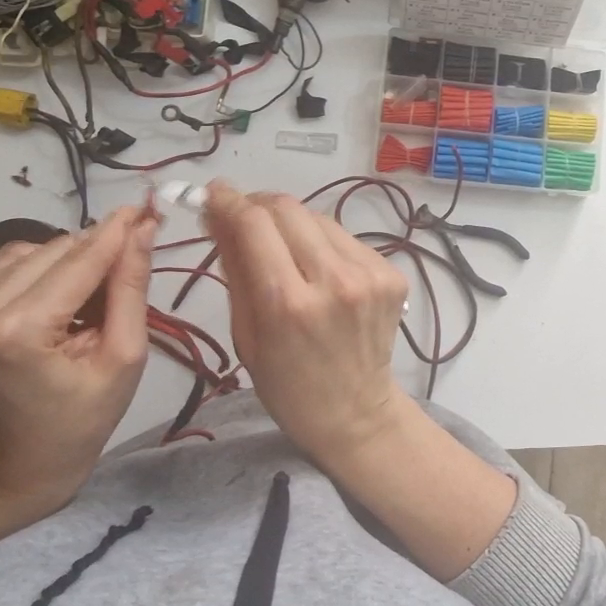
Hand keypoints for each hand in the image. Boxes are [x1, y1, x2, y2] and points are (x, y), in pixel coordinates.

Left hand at [0, 206, 159, 506]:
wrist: (29, 455)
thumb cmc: (86, 414)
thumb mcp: (125, 354)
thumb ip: (130, 287)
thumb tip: (142, 228)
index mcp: (16, 332)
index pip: (78, 263)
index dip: (117, 233)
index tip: (148, 208)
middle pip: (55, 251)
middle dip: (99, 251)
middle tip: (134, 264)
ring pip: (34, 251)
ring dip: (73, 260)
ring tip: (97, 295)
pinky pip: (13, 263)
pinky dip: (47, 269)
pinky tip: (65, 295)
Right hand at [203, 182, 410, 461]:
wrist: (354, 413)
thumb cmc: (287, 384)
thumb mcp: (246, 333)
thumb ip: (234, 268)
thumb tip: (217, 214)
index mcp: (287, 303)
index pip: (254, 224)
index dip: (228, 200)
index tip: (213, 193)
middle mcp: (334, 280)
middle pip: (288, 209)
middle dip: (258, 205)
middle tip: (242, 216)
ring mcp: (370, 274)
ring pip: (319, 218)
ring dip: (293, 224)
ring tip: (282, 249)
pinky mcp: (392, 274)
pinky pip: (346, 239)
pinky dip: (324, 244)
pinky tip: (318, 269)